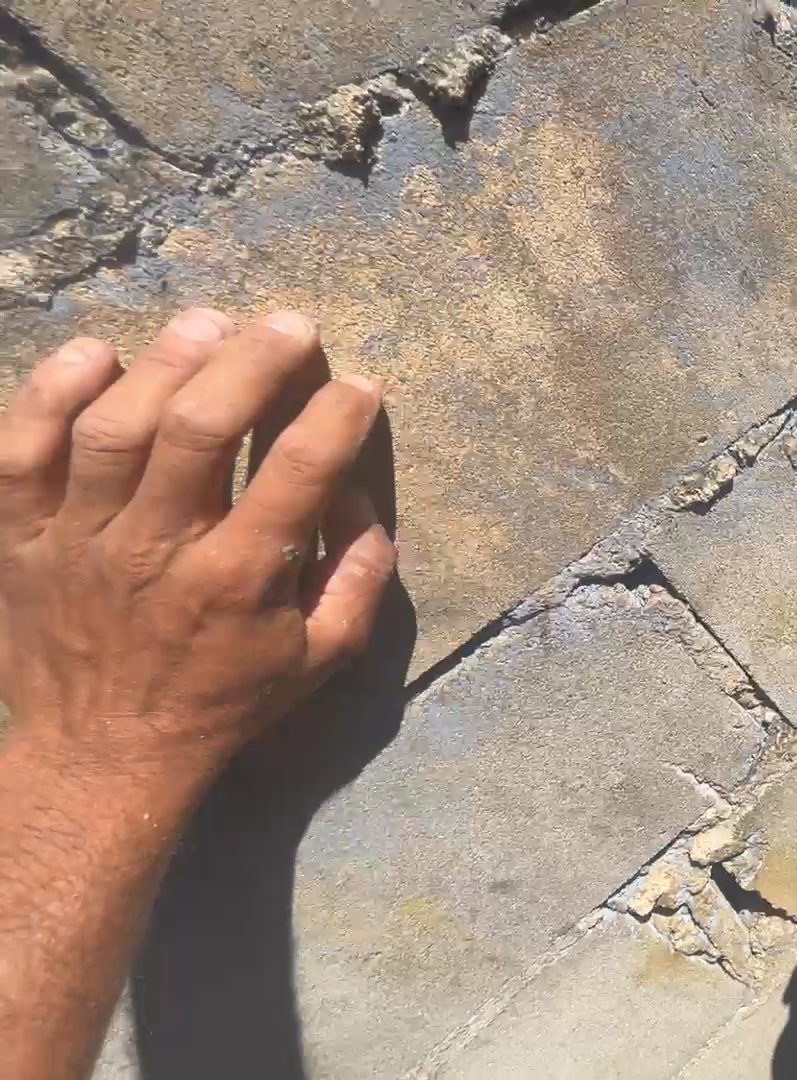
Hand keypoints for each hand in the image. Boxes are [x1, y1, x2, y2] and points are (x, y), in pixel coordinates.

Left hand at [0, 308, 395, 782]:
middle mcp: (153, 547)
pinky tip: (94, 354)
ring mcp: (71, 539)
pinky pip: (14, 454)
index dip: (334, 420)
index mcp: (239, 578)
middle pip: (197, 432)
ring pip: (110, 429)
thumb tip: (362, 504)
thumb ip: (359, 577)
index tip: (363, 385)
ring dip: (163, 365)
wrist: (102, 753)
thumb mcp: (328, 653)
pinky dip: (47, 397)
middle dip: (252, 367)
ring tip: (210, 320)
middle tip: (293, 324)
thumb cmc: (234, 697)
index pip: (295, 474)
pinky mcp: (12, 540)